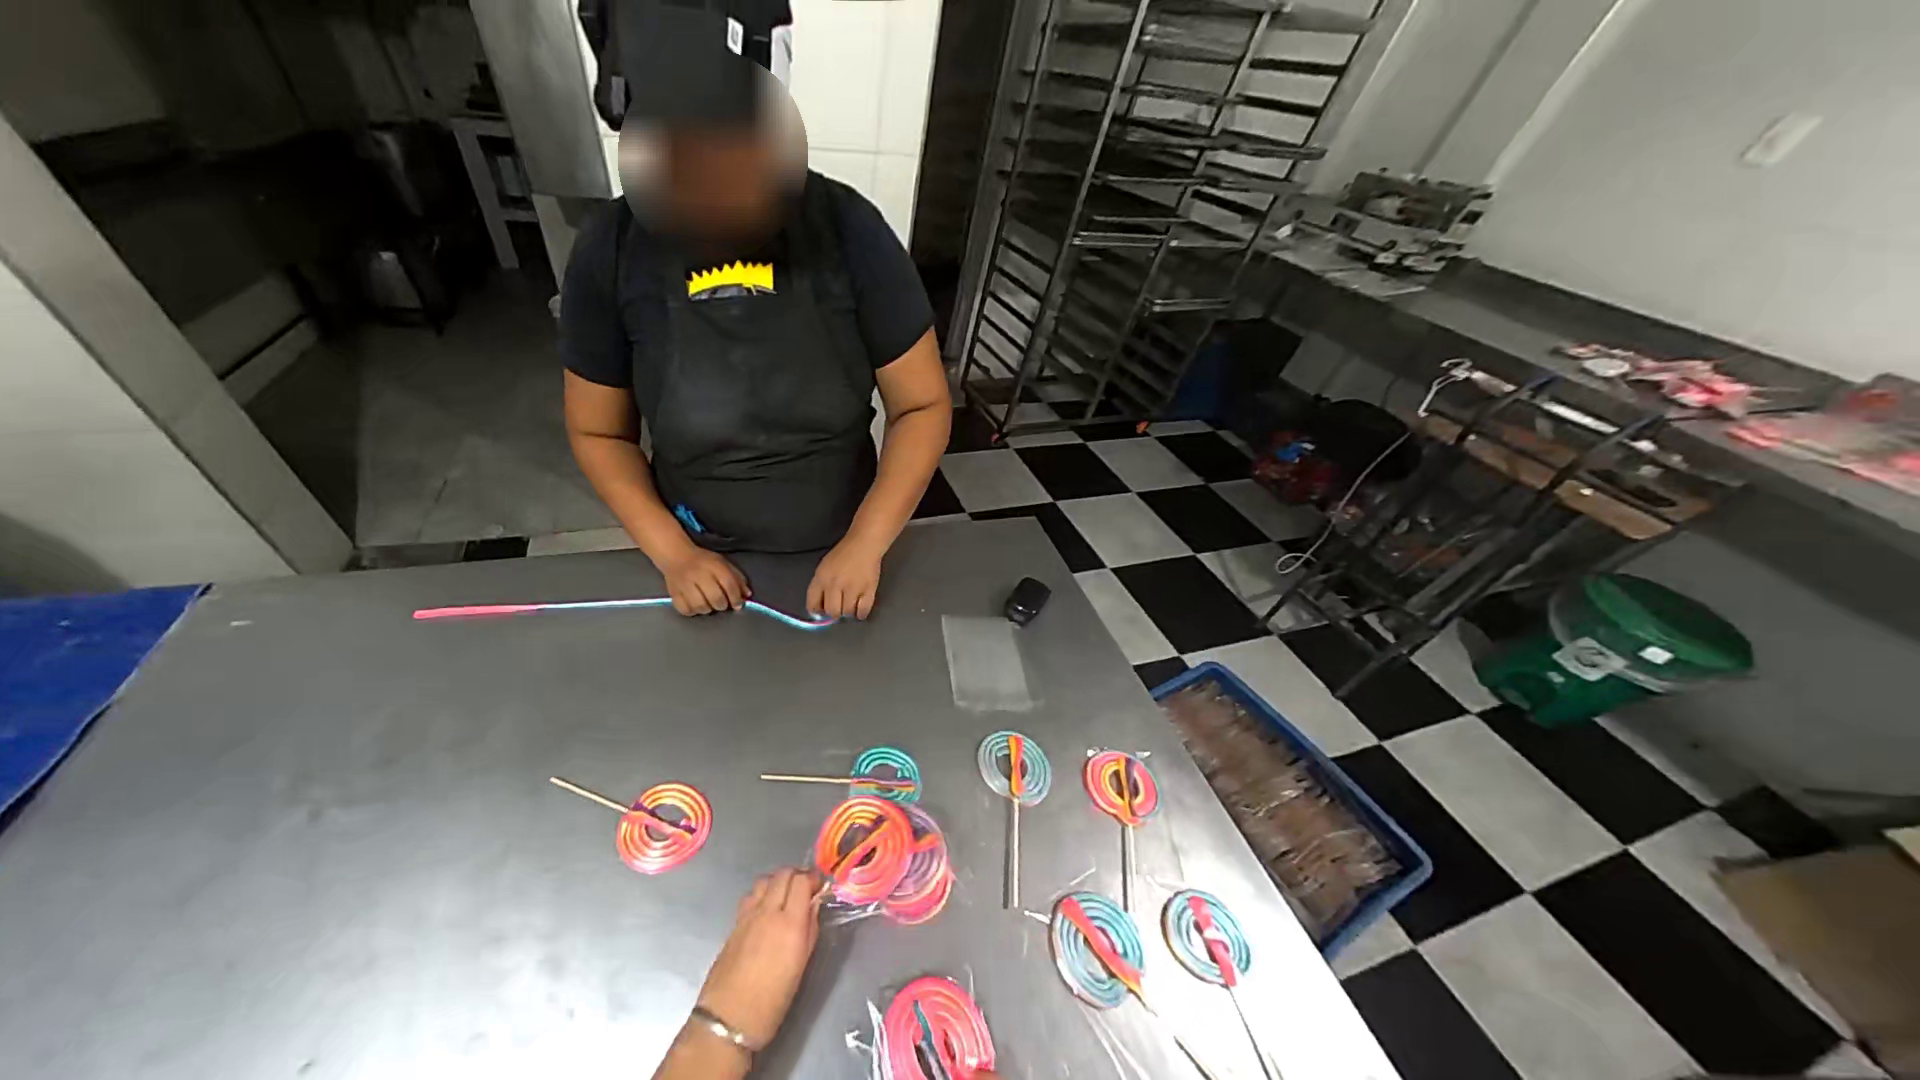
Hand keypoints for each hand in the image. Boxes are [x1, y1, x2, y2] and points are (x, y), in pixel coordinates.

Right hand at [658, 545, 748, 615]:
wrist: (676, 556)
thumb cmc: (704, 561)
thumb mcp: (723, 564)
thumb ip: (737, 578)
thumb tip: (747, 595)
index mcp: (714, 566)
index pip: (729, 585)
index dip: (736, 598)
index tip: (738, 605)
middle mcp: (699, 575)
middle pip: (716, 598)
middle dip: (722, 604)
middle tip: (722, 603)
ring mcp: (684, 585)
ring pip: (700, 606)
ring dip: (708, 609)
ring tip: (708, 604)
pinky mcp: (673, 593)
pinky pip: (685, 610)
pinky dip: (692, 611)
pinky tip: (696, 606)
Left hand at [695, 867, 823, 1046]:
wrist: (728, 1020)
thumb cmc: (772, 1000)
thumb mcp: (801, 965)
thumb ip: (810, 929)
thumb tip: (814, 905)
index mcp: (789, 923)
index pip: (802, 881)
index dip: (813, 878)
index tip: (820, 886)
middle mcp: (767, 912)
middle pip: (782, 874)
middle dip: (796, 875)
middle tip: (805, 888)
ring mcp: (747, 916)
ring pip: (764, 880)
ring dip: (777, 881)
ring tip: (785, 896)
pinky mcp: (733, 925)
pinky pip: (750, 896)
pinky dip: (762, 894)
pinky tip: (765, 910)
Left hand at [806, 538, 883, 619]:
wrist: (864, 543)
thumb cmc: (844, 554)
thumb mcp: (824, 567)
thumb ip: (820, 586)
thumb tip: (819, 608)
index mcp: (821, 578)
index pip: (813, 603)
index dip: (817, 611)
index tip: (822, 612)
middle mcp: (835, 584)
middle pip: (832, 611)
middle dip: (835, 612)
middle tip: (839, 608)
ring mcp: (852, 587)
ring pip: (847, 612)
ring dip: (848, 612)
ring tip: (851, 604)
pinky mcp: (868, 589)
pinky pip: (863, 610)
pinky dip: (861, 613)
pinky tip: (860, 609)